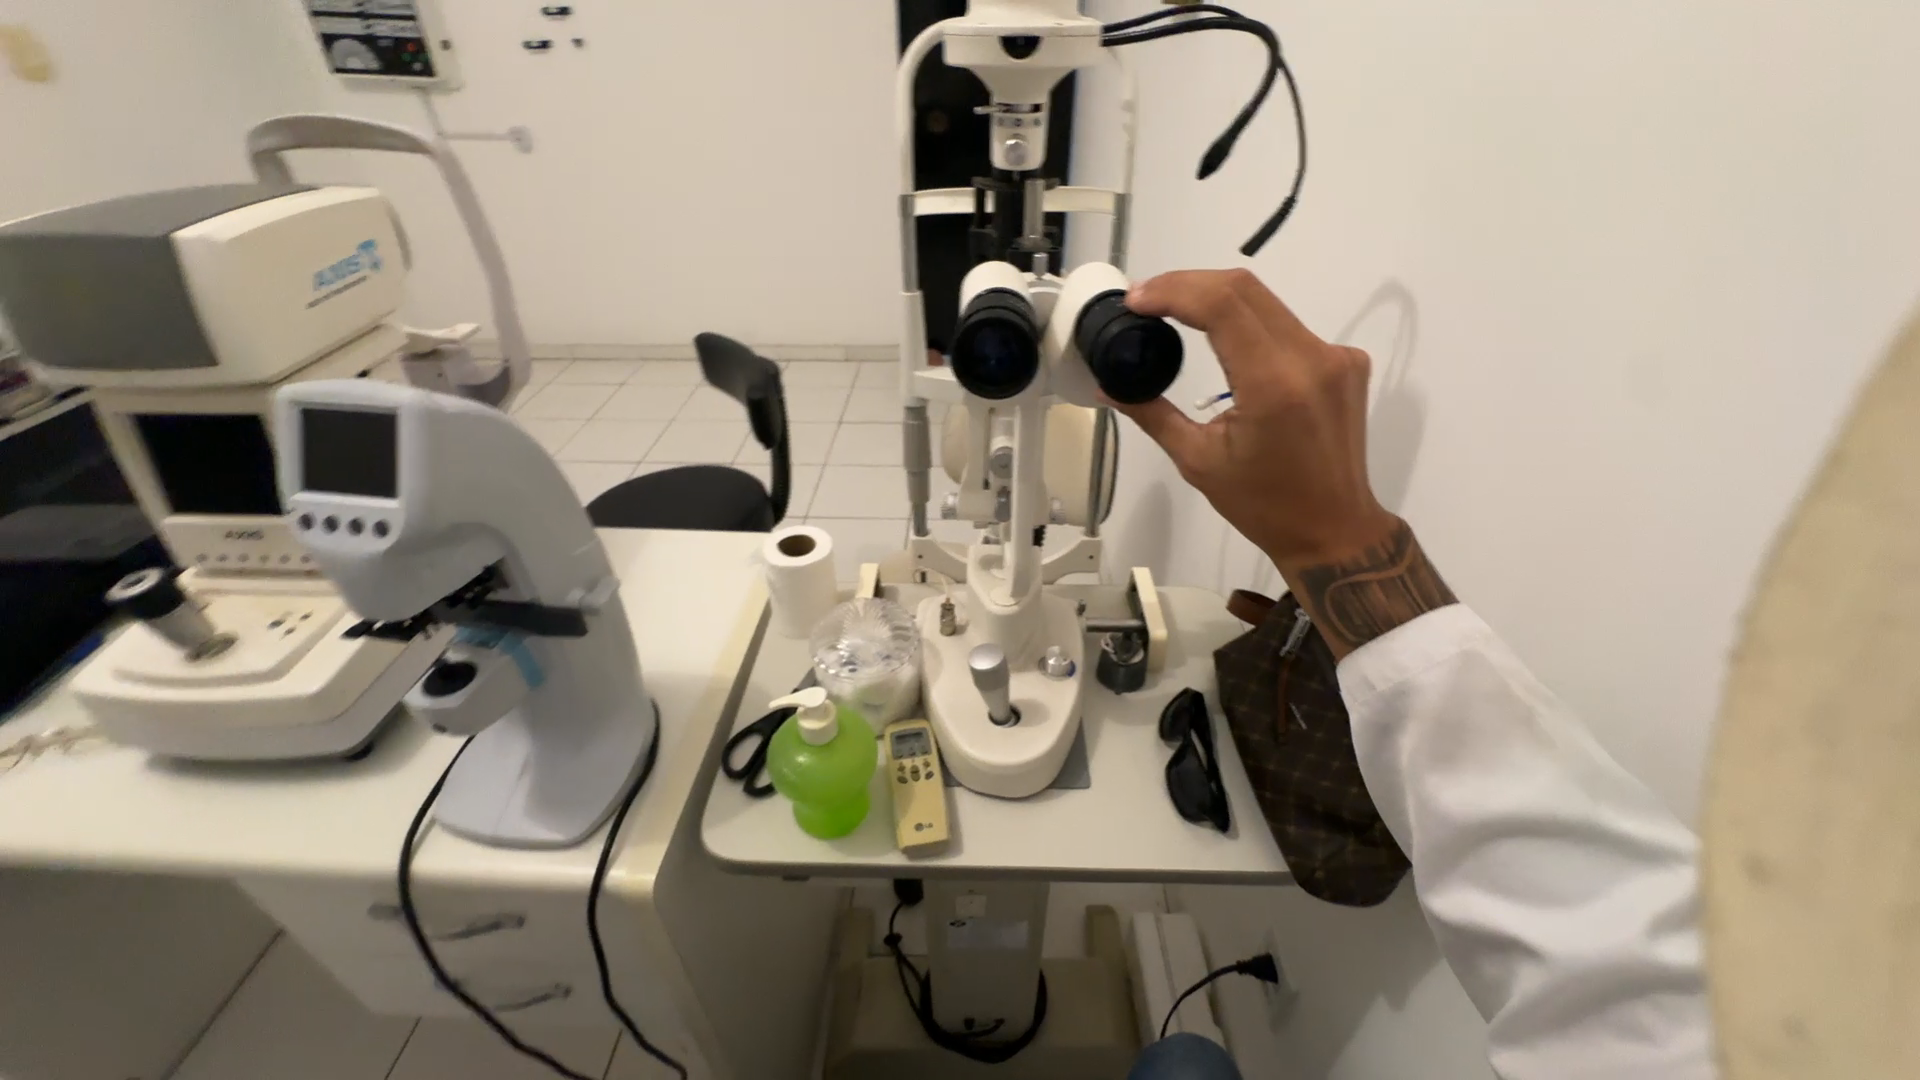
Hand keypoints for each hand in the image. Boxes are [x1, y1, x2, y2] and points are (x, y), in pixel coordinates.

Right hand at [1112, 269, 1453, 656]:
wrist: (1332, 528)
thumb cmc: (1263, 505)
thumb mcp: (1197, 460)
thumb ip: (1152, 413)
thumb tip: (1108, 387)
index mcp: (1274, 385)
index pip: (1223, 305)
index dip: (1174, 291)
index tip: (1137, 300)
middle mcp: (1313, 358)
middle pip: (1244, 289)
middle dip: (1188, 285)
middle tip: (1146, 300)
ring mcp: (1335, 356)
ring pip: (1266, 303)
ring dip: (1216, 301)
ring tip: (1172, 313)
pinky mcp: (1344, 361)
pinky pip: (1287, 326)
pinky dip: (1247, 325)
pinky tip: (1223, 343)